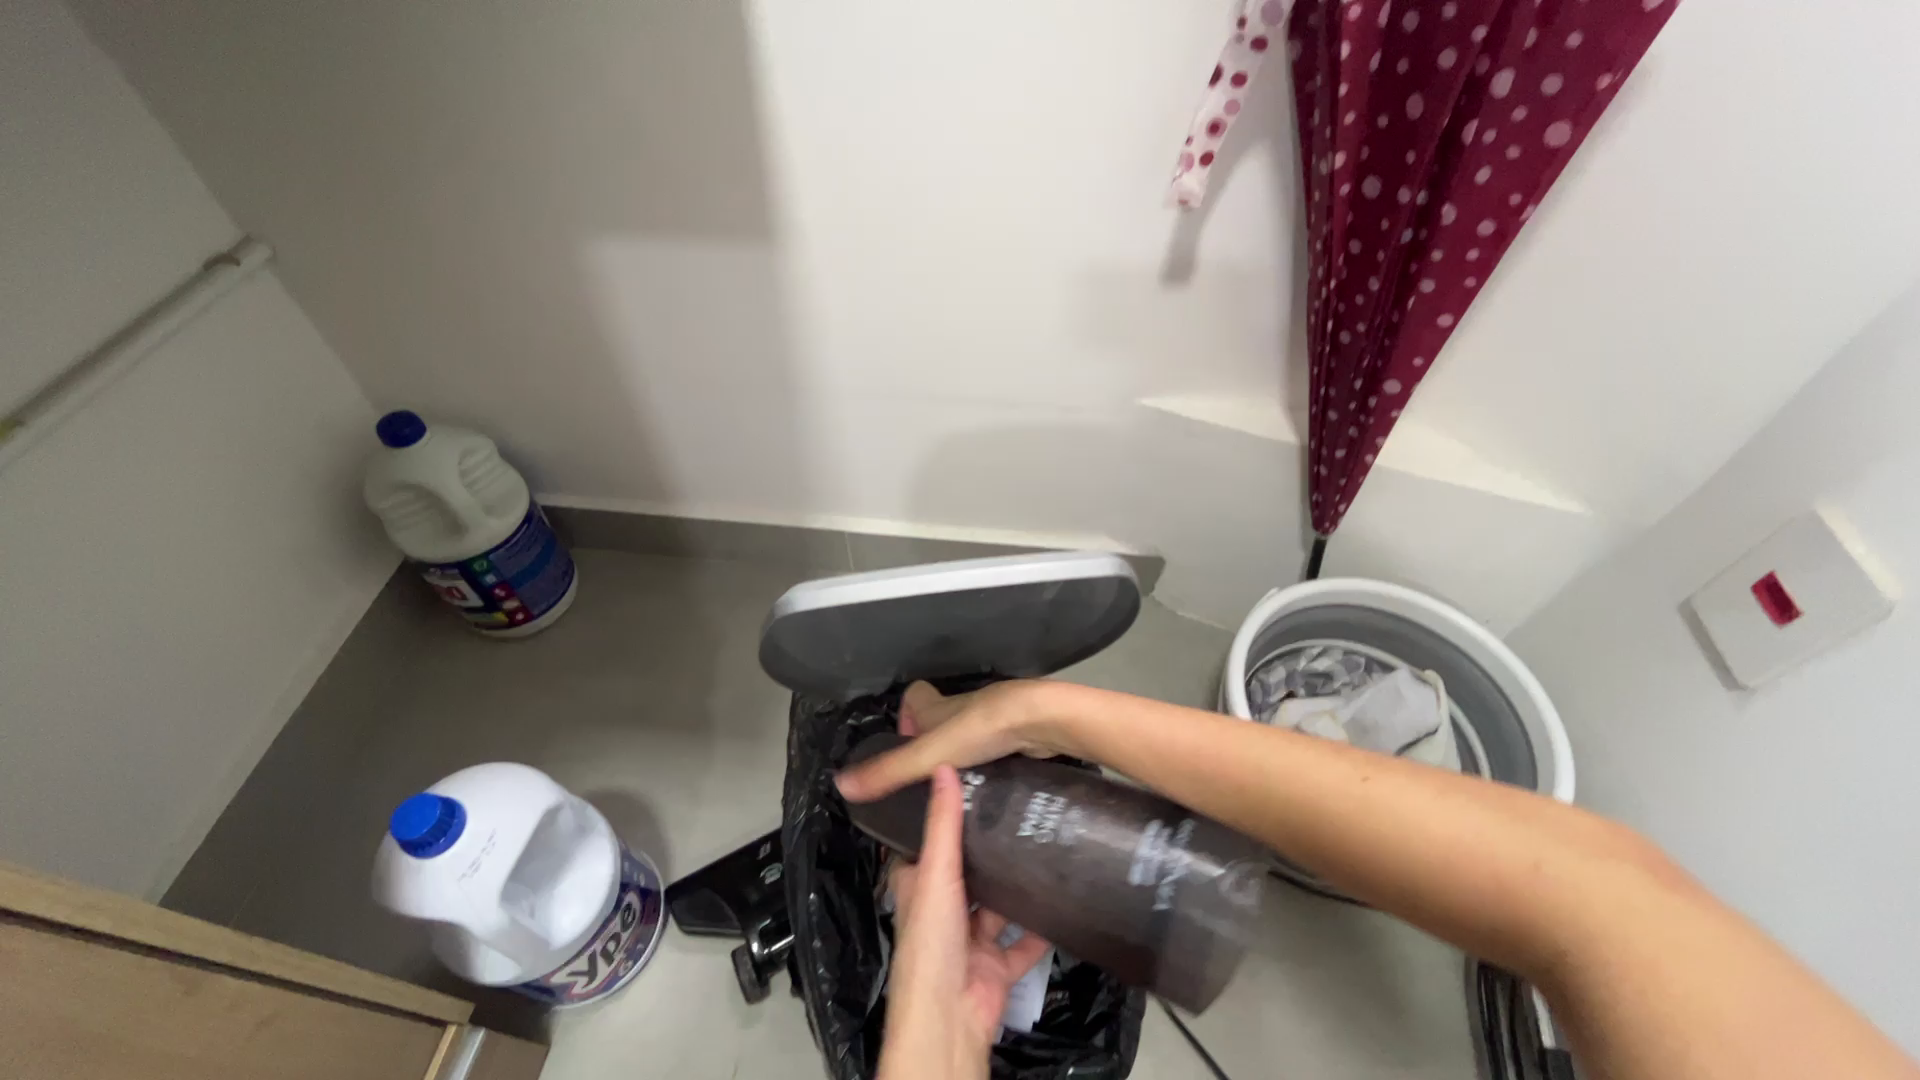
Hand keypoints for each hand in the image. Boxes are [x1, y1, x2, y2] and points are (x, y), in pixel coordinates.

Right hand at [837, 680, 1071, 802]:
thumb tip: (841, 785)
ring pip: (969, 734)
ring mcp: (992, 719)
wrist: (1037, 721)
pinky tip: (988, 792)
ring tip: (956, 792)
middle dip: (933, 744)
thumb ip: (888, 773)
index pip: (915, 696)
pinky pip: (995, 748)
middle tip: (929, 780)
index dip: (907, 715)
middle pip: (941, 717)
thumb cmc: (978, 731)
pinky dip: (989, 765)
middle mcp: (963, 707)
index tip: (906, 745)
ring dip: (962, 758)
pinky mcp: (1015, 734)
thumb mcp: (926, 757)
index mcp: (937, 706)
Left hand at [877, 764, 1051, 1079]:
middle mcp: (942, 910)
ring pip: (997, 906)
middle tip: (1020, 815)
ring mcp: (970, 939)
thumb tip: (943, 766)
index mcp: (917, 887)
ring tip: (1044, 851)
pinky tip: (1060, 903)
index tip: (974, 789)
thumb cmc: (931, 941)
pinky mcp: (996, 964)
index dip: (946, 819)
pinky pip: (1023, 942)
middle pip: (967, 874)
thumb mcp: (936, 872)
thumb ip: (943, 824)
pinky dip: (1039, 928)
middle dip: (989, 852)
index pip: (929, 844)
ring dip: (1016, 888)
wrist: (950, 1015)